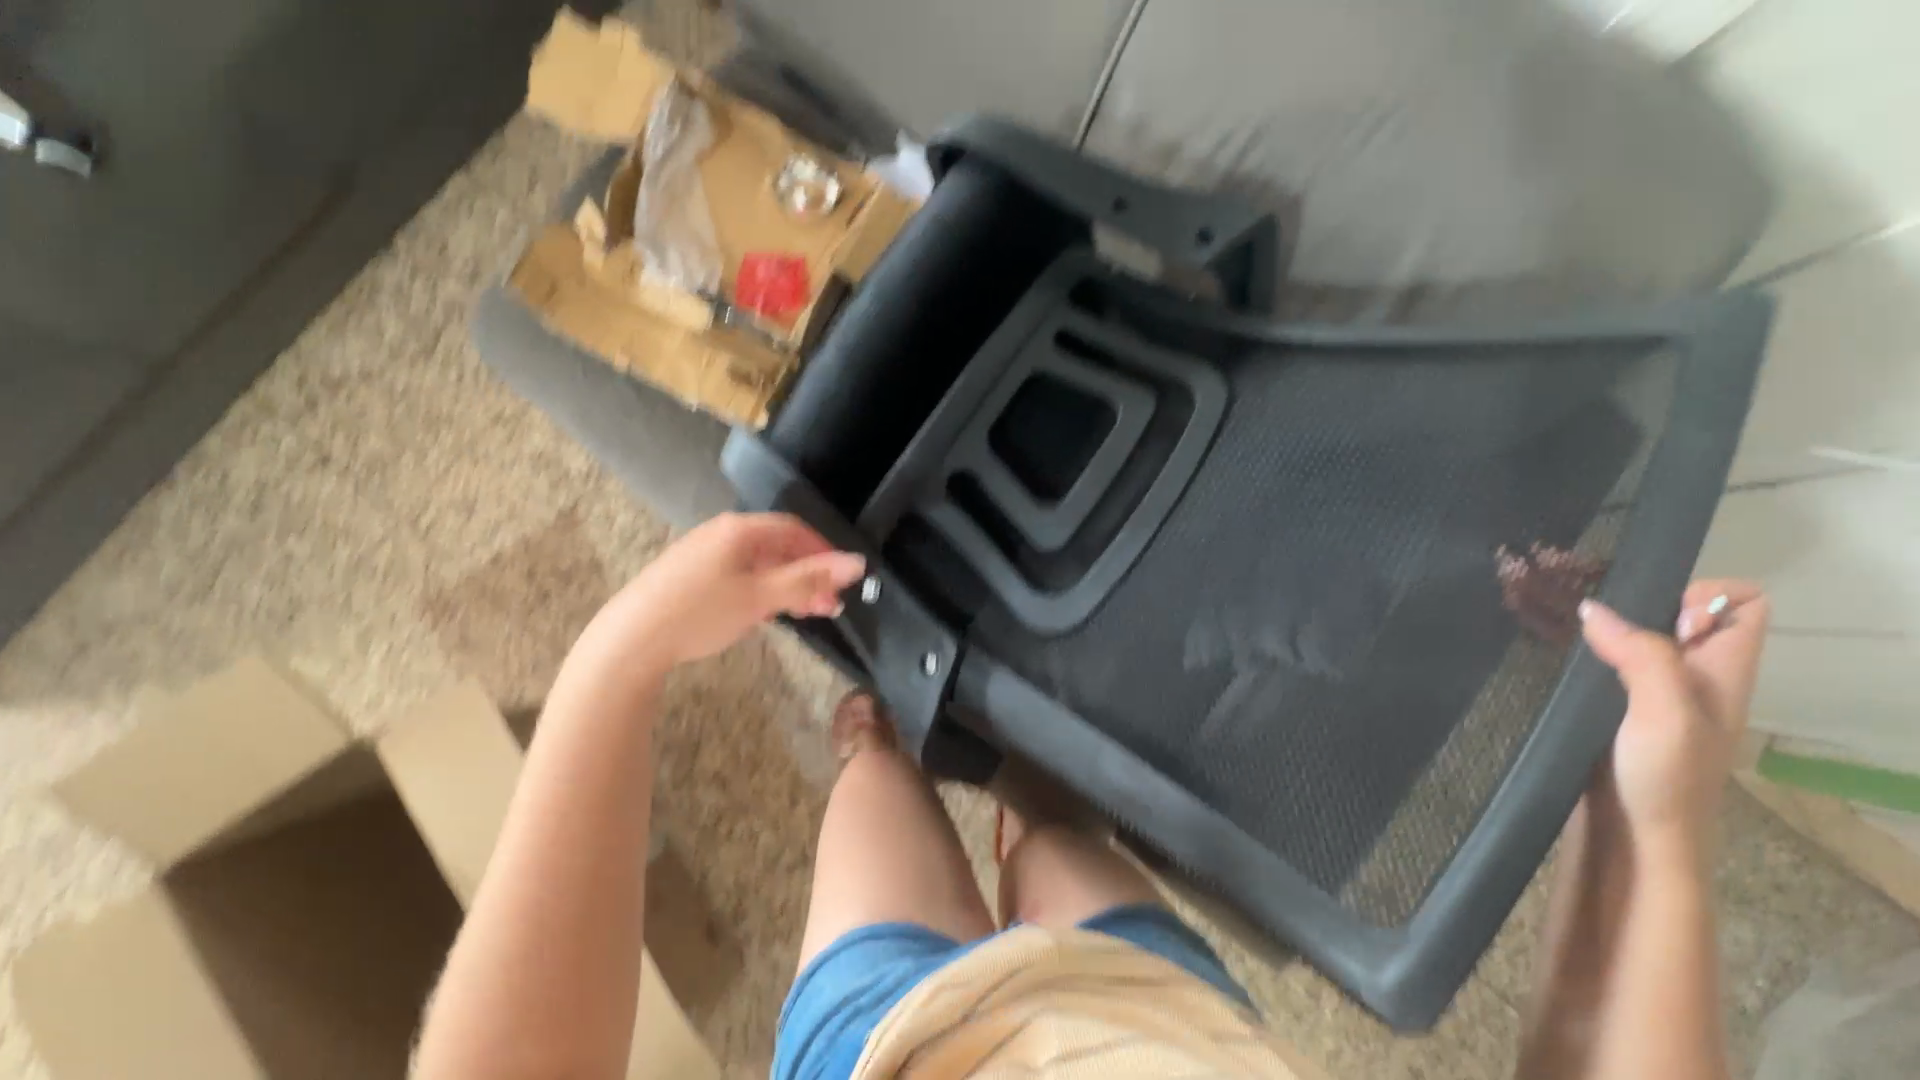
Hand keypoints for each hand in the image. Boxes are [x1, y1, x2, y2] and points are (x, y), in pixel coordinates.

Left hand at [586, 513, 865, 671]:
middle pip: (777, 547)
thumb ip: (809, 579)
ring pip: (759, 565)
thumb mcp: (761, 597)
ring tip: (807, 614)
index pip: (794, 529)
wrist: (631, 640)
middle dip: (808, 574)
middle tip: (831, 606)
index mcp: (739, 530)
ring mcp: (704, 555)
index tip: (844, 580)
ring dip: (788, 587)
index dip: (824, 551)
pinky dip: (762, 593)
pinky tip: (768, 615)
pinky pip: (739, 577)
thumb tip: (857, 563)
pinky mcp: (691, 578)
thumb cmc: (700, 613)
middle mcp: (722, 534)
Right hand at [1577, 580, 1768, 858]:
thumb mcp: (1665, 713)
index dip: (1707, 597)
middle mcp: (1697, 680)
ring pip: (1645, 641)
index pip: (1746, 606)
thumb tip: (1594, 611)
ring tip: (1580, 641)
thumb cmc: (1664, 781)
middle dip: (1645, 607)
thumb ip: (1641, 656)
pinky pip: (1611, 668)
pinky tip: (1568, 666)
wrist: (1632, 841)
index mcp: (1726, 675)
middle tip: (1607, 629)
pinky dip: (1591, 657)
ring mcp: (1656, 698)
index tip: (1663, 622)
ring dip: (1612, 633)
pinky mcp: (1616, 714)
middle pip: (1688, 616)